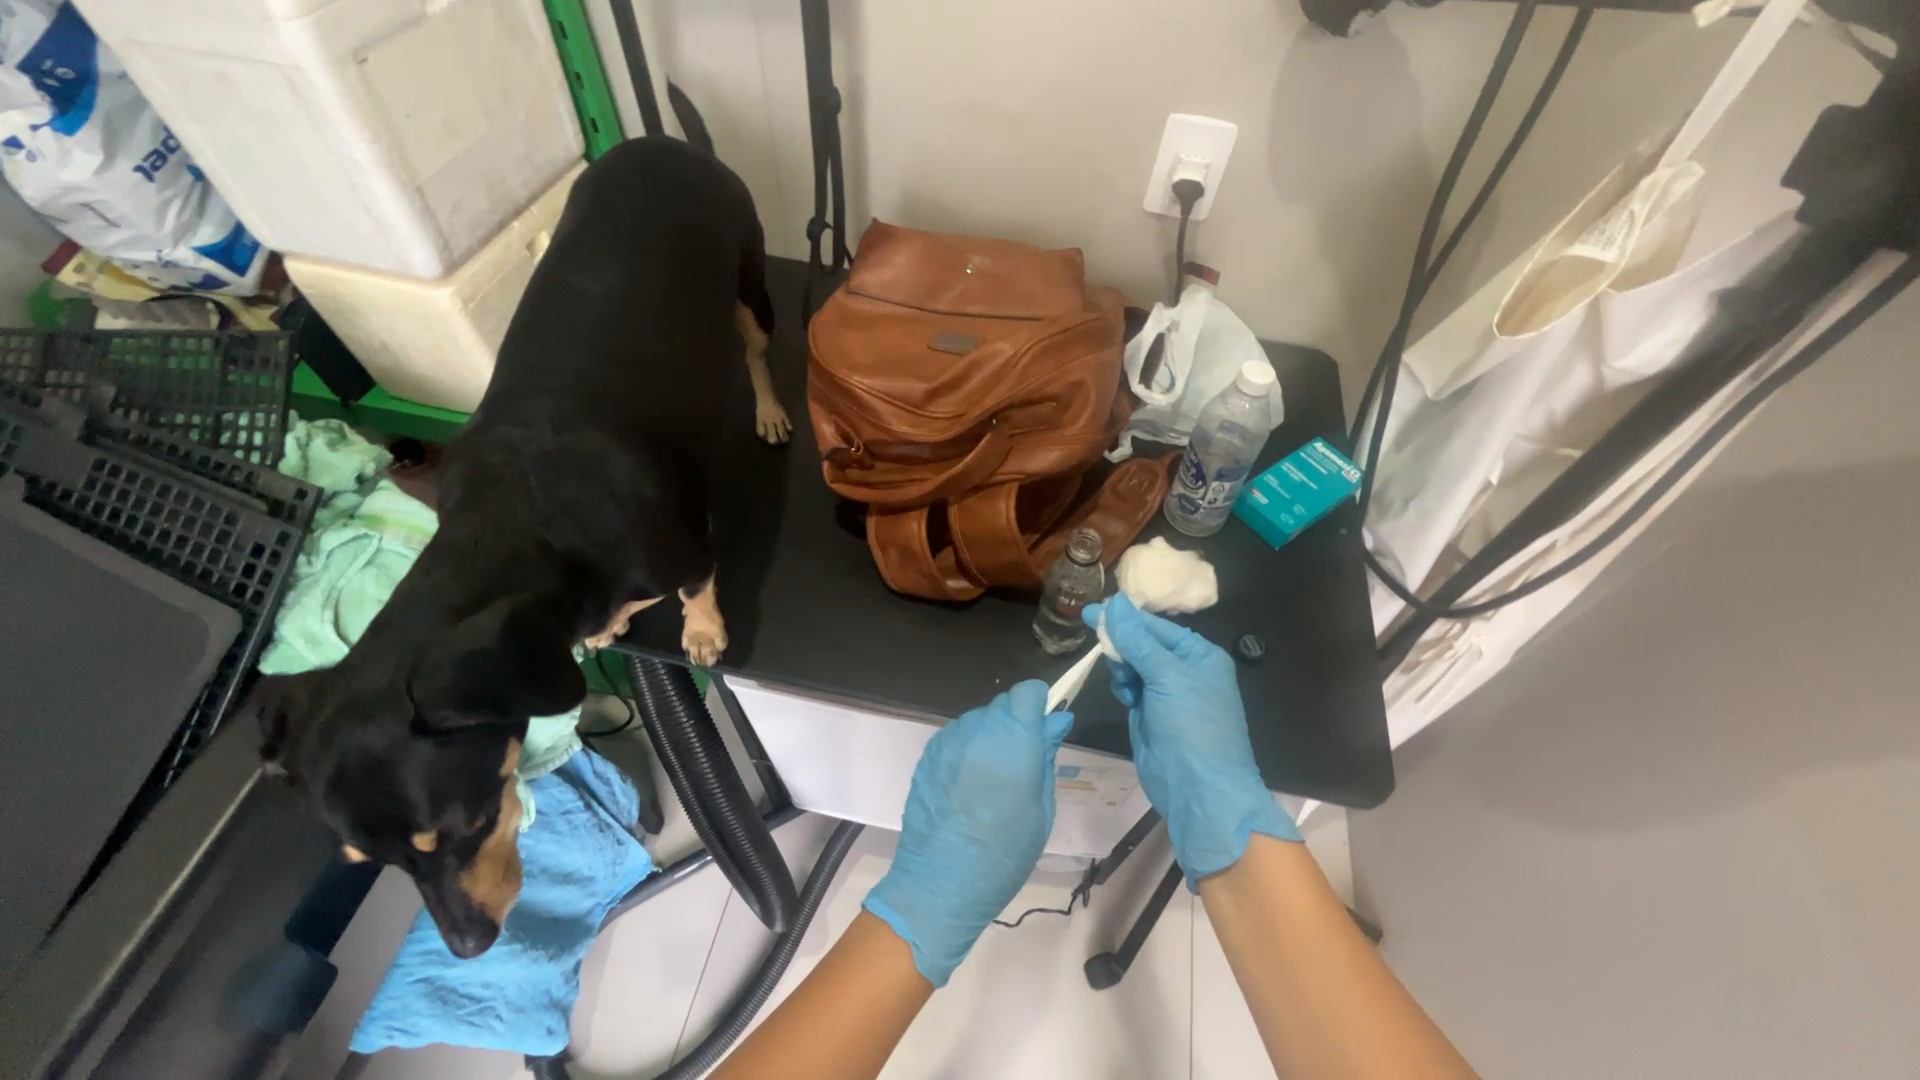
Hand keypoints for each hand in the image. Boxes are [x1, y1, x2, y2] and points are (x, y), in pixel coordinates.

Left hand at [863, 680, 1071, 987]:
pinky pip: (957, 738)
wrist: (941, 883)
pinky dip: (968, 750)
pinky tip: (969, 786)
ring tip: (993, 780)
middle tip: (1022, 764)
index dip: (1039, 705)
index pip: (1027, 692)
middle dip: (1016, 724)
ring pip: (978, 721)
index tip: (1044, 731)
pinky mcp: (927, 755)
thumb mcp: (1040, 807)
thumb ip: (1046, 756)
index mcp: (1013, 738)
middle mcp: (977, 728)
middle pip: (1002, 705)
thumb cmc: (1004, 853)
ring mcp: (948, 740)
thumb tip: (1057, 721)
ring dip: (991, 737)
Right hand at [1084, 594, 1298, 883]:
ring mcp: (1167, 695)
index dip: (1124, 618)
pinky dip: (1123, 688)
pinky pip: (1130, 689)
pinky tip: (1125, 696)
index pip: (1156, 626)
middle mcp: (1185, 671)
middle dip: (1122, 644)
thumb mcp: (1166, 676)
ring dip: (1122, 668)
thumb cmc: (1191, 726)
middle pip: (1142, 644)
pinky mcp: (1150, 716)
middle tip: (1099, 645)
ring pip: (1132, 666)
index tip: (1090, 610)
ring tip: (1124, 682)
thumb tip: (1115, 602)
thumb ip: (1137, 639)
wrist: (1199, 791)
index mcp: (1200, 655)